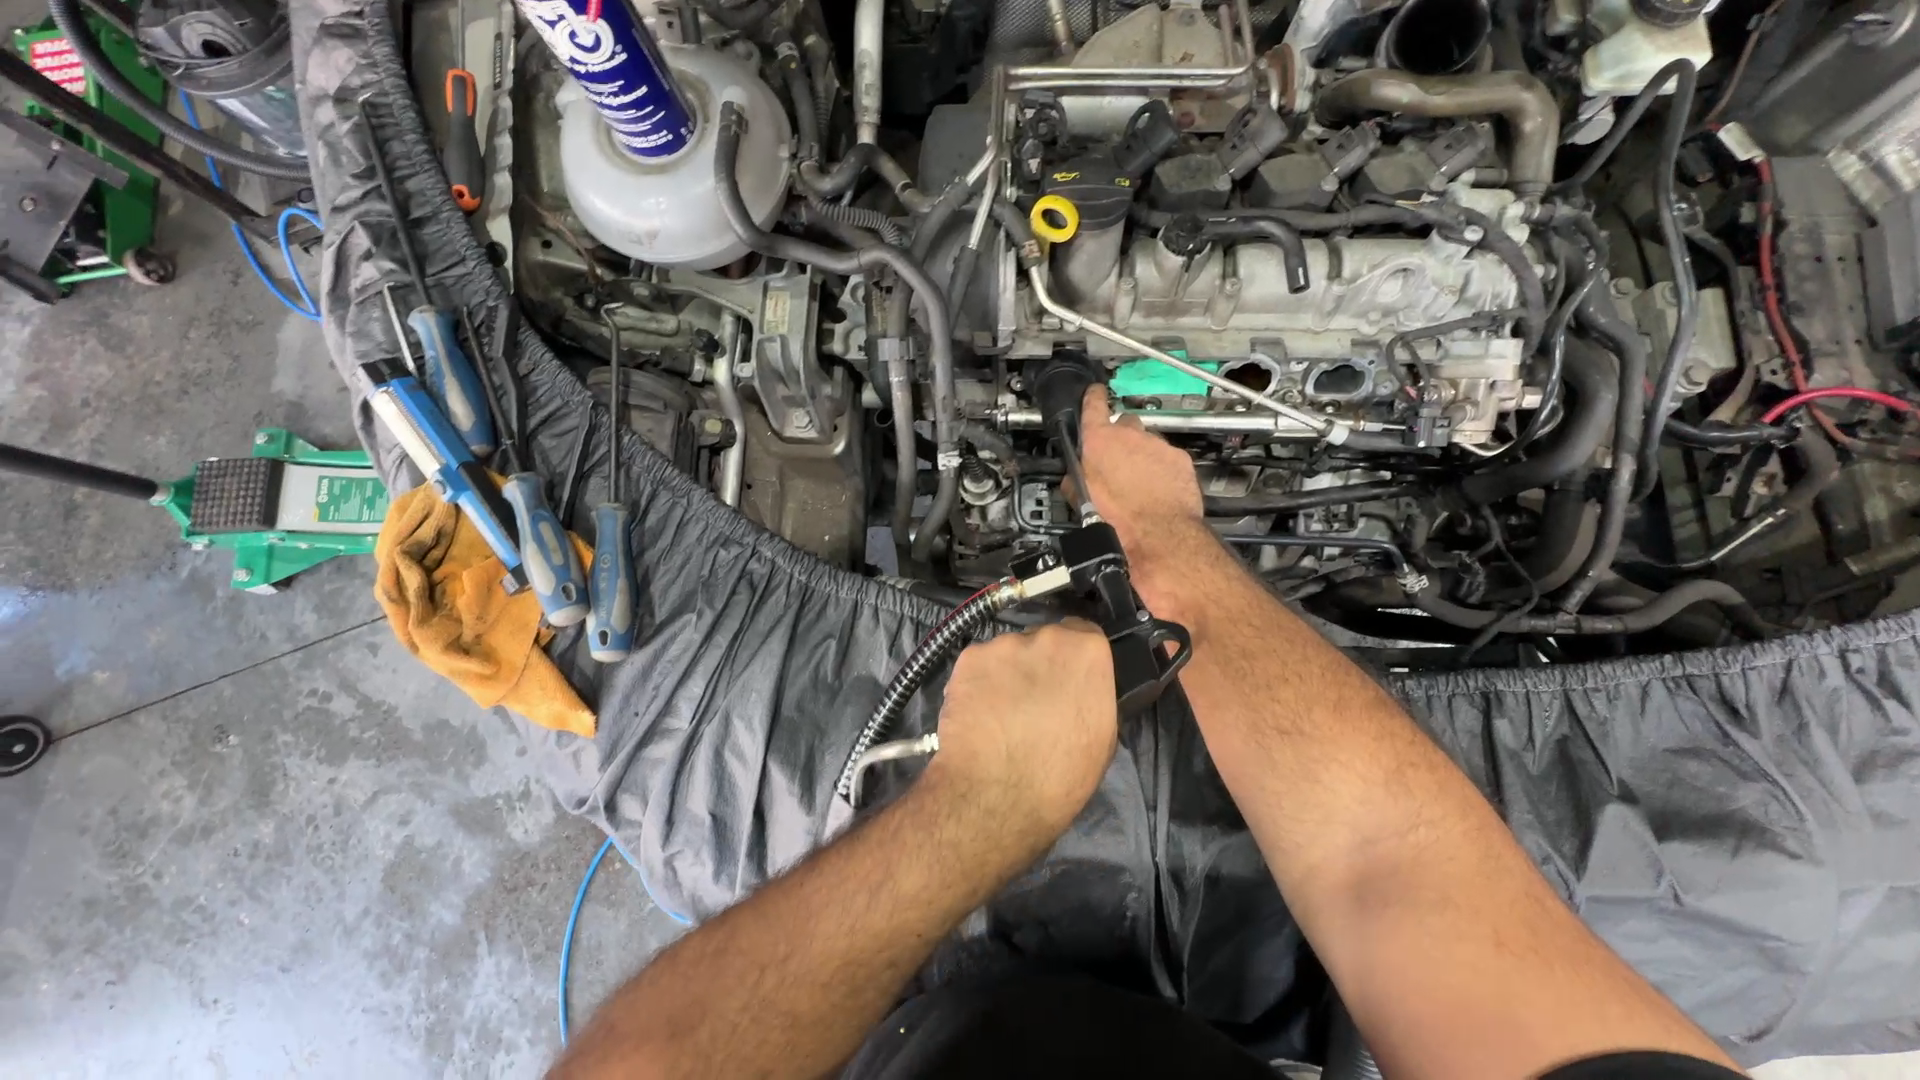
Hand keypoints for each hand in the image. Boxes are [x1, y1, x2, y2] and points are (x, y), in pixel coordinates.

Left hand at [922, 619, 1117, 853]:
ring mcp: (1002, 645)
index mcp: (1088, 652)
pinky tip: (979, 714)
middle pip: (1043, 640)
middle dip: (1040, 664)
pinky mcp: (967, 659)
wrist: (996, 794)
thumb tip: (1082, 691)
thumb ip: (1094, 697)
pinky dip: (979, 683)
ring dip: (1008, 674)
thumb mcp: (1102, 736)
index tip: (1067, 681)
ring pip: (1008, 653)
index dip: (1074, 660)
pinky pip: (979, 666)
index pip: (1084, 635)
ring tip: (1001, 713)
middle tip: (1033, 701)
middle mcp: (1045, 636)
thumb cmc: (1061, 776)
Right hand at [1074, 385, 1204, 563]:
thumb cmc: (1118, 519)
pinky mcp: (1180, 458)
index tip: (1094, 394)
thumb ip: (1075, 480)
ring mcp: (1157, 445)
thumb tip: (1072, 480)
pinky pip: (1168, 458)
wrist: (1160, 535)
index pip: (1094, 405)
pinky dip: (1163, 469)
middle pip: (1124, 425)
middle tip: (1116, 464)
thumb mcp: (1081, 501)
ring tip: (1139, 484)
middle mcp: (1130, 435)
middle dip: (1120, 440)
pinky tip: (1158, 490)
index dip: (1093, 398)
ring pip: (1147, 442)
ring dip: (1142, 457)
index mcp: (1100, 440)